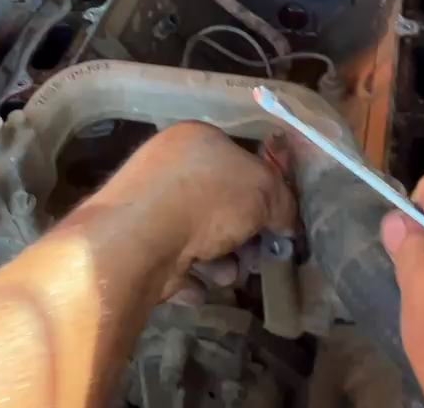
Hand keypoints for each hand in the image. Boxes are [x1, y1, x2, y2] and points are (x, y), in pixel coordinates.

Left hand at [82, 122, 296, 296]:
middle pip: (219, 201)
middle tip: (257, 257)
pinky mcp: (138, 241)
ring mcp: (150, 202)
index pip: (237, 159)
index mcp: (197, 137)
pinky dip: (192, 275)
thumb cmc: (208, 197)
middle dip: (242, 234)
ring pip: (199, 234)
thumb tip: (285, 220)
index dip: (261, 192)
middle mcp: (170, 164)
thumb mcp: (264, 190)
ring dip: (220, 261)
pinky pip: (175, 260)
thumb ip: (282, 202)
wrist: (142, 236)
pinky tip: (201, 286)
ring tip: (228, 275)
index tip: (275, 223)